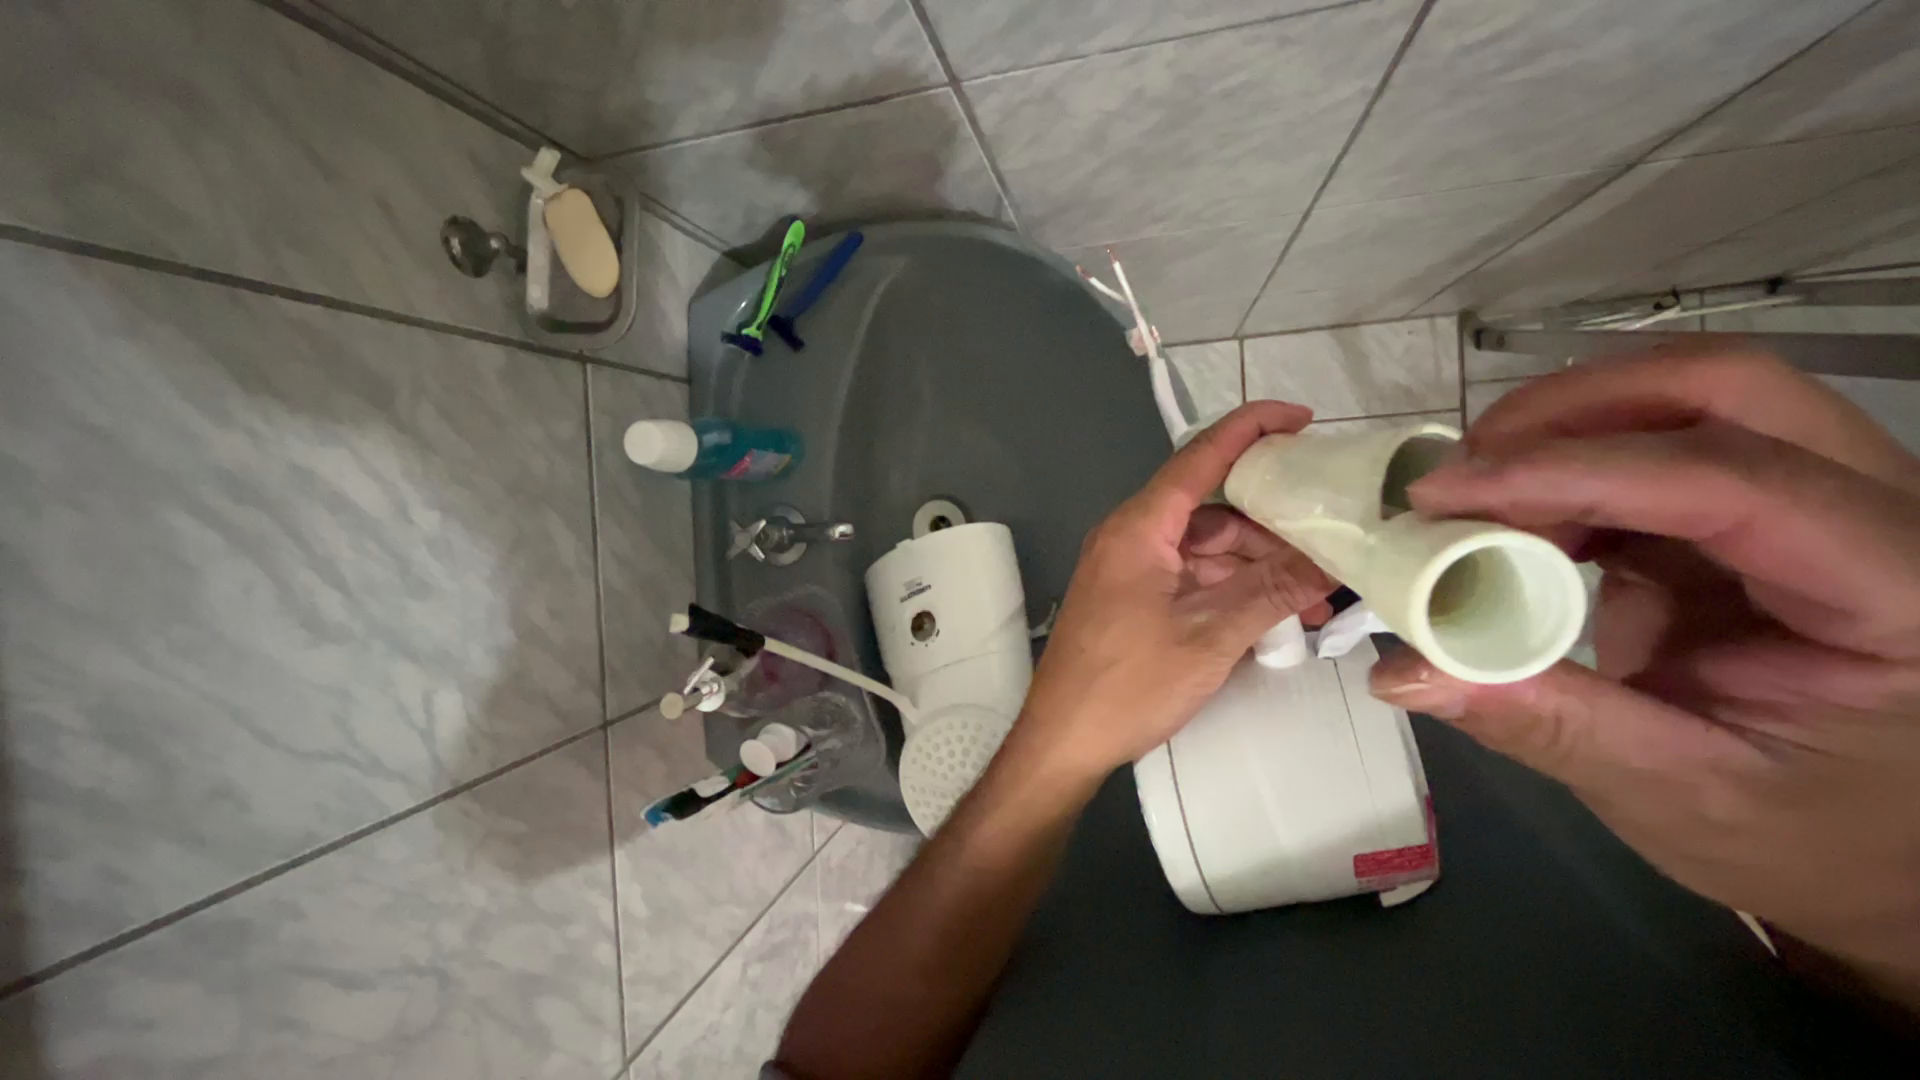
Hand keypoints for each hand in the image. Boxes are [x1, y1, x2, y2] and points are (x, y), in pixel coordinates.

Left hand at [1013, 401, 1335, 782]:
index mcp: (1139, 527)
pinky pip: (1191, 577)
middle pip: (1211, 508)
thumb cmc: (1128, 684)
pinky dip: (1231, 589)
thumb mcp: (1210, 636)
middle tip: (1332, 539)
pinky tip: (1274, 615)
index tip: (1303, 418)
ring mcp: (1130, 569)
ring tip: (1316, 598)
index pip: (1199, 457)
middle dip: (1272, 524)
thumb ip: (1272, 592)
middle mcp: (1131, 536)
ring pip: (1206, 547)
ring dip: (1257, 566)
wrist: (1063, 740)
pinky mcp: (1133, 598)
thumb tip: (1333, 562)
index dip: (1251, 429)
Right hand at [1368, 350, 1919, 1011]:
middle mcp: (1882, 517)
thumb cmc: (1809, 839)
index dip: (1570, 473)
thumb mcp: (1675, 795)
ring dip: (1557, 436)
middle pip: (1725, 390)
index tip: (1438, 496)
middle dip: (1569, 412)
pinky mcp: (1752, 519)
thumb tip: (1401, 671)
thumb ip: (1543, 722)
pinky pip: (1648, 455)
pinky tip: (1513, 531)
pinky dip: (1560, 477)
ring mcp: (1816, 506)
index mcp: (1901, 595)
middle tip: (1460, 471)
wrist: (1880, 850)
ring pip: (1685, 402)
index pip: (1734, 483)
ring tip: (1470, 505)